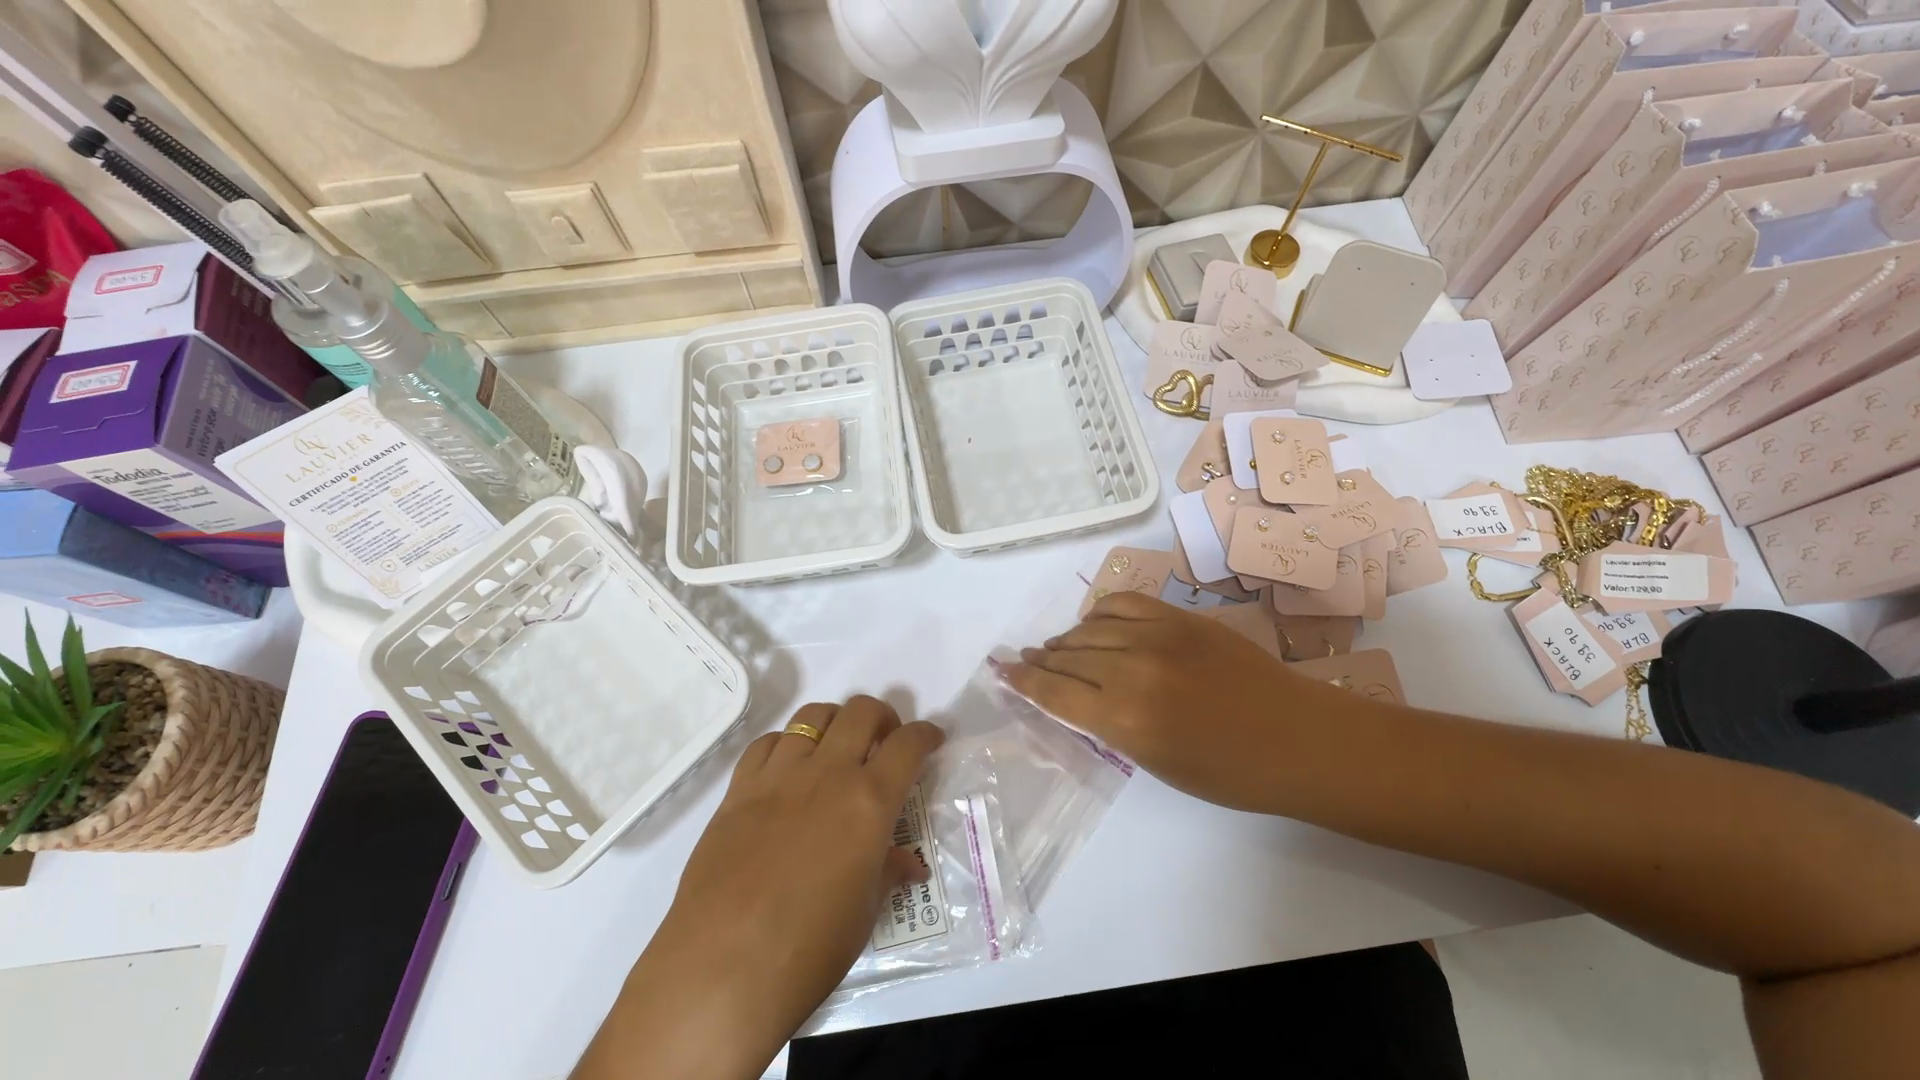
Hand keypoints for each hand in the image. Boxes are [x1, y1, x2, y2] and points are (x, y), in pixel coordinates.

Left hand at [575, 697, 942, 1079]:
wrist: (725, 964)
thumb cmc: (811, 947)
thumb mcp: (865, 911)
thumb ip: (887, 872)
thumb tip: (909, 864)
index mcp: (869, 802)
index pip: (907, 745)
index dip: (925, 735)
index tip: (931, 740)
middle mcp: (827, 774)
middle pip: (860, 712)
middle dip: (882, 717)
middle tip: (885, 742)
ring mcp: (778, 777)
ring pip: (812, 716)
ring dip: (835, 722)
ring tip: (838, 748)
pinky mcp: (738, 790)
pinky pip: (767, 743)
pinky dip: (787, 743)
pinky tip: (789, 769)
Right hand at [1003, 592, 1357, 813]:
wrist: (1297, 739)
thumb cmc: (1227, 773)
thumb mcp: (1155, 763)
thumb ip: (1109, 727)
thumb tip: (1074, 699)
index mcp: (1124, 719)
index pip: (1054, 692)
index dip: (1024, 682)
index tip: (1003, 673)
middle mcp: (1132, 671)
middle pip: (1068, 656)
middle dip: (1041, 660)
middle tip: (1025, 661)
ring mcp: (1158, 637)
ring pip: (1091, 628)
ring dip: (1067, 638)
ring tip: (1056, 645)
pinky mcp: (1181, 618)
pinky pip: (1124, 604)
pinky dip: (1101, 612)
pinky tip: (1095, 623)